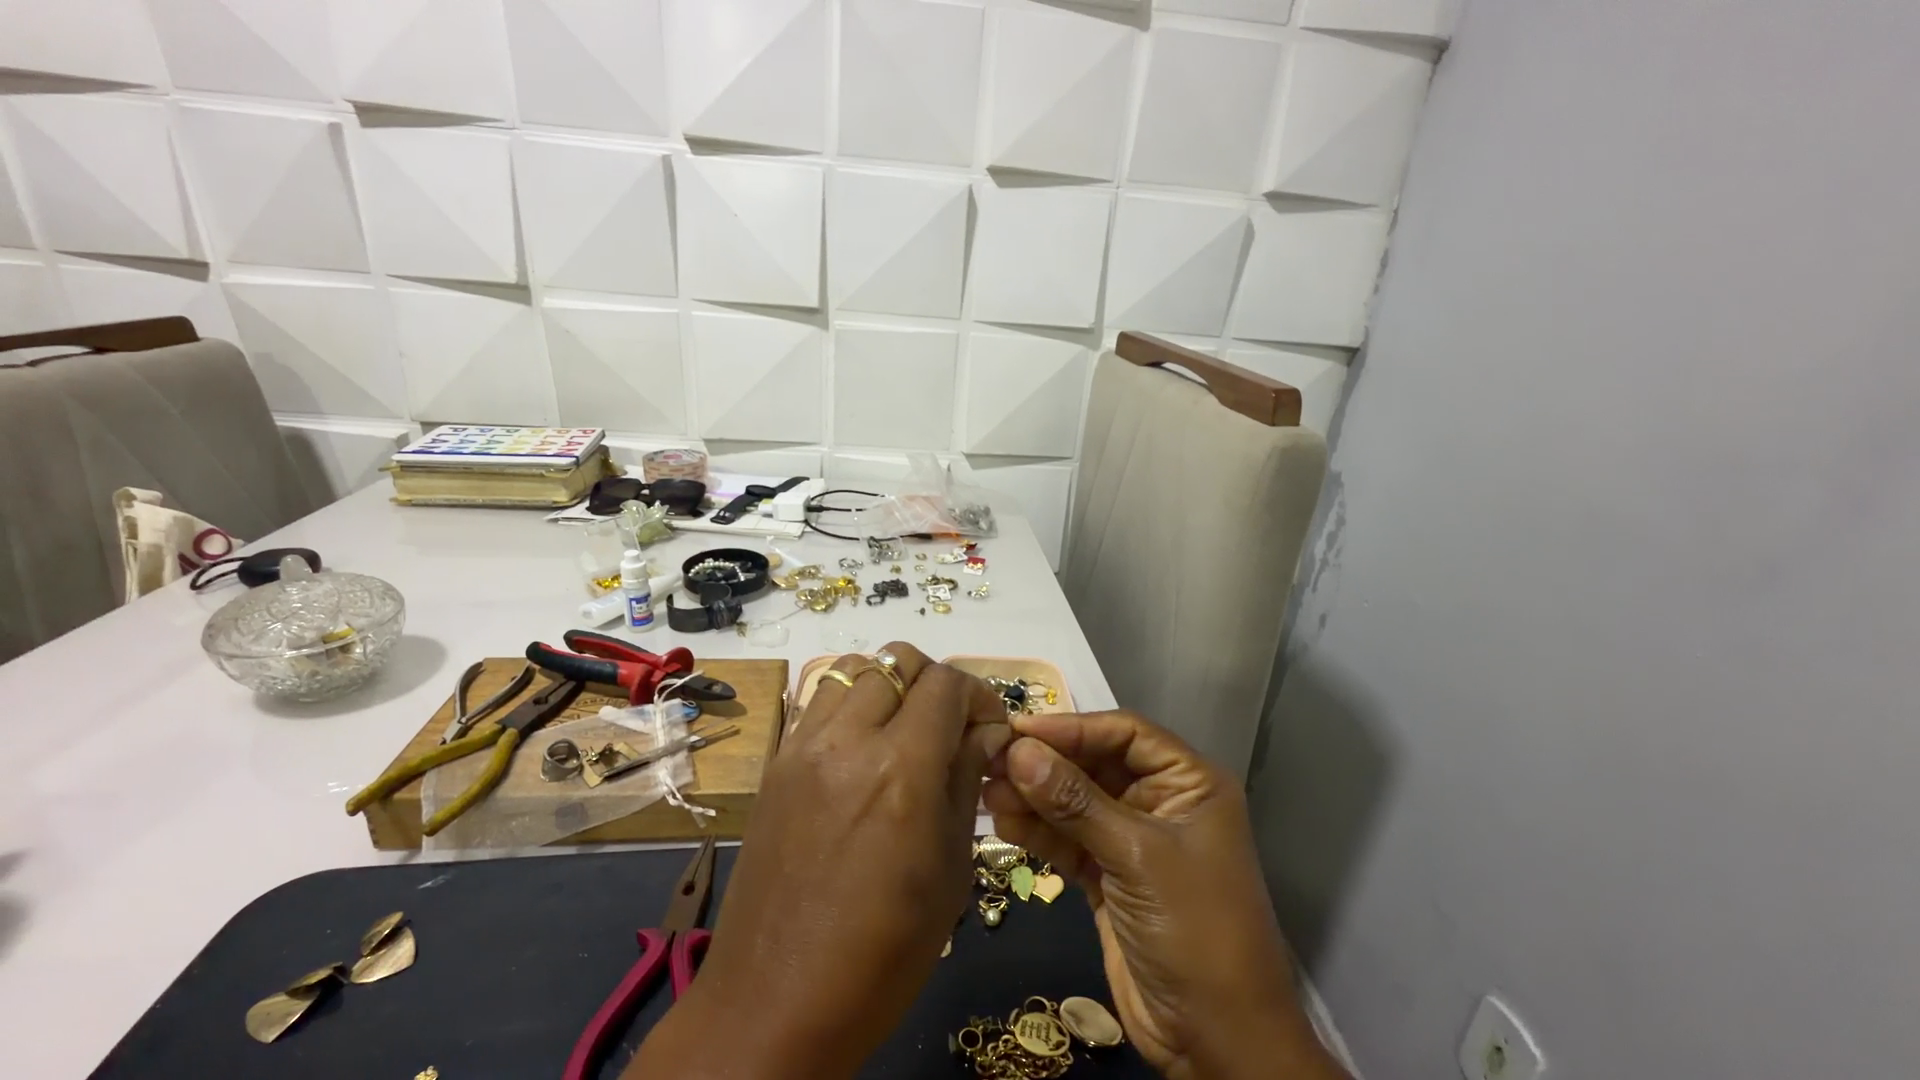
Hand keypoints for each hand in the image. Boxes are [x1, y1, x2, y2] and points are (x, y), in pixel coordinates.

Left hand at [628, 644, 1008, 1079]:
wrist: (776, 999)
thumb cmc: (885, 952)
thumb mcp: (951, 871)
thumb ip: (967, 783)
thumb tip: (987, 734)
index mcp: (902, 769)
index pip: (948, 684)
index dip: (980, 697)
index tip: (991, 731)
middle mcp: (848, 740)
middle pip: (898, 660)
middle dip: (937, 683)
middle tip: (952, 729)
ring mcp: (802, 748)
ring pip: (852, 670)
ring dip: (890, 686)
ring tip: (906, 733)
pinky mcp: (775, 765)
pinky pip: (818, 704)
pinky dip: (850, 706)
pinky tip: (863, 753)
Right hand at [983, 710, 1348, 1079]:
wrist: (1215, 1035)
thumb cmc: (1194, 927)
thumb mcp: (1137, 855)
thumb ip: (1075, 801)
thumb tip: (1018, 750)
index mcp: (1189, 783)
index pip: (1125, 734)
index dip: (1072, 727)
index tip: (1017, 726)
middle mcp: (1162, 803)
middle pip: (1096, 765)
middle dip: (1046, 762)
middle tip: (990, 757)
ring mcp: (1133, 843)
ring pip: (1076, 804)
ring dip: (1033, 796)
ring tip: (984, 788)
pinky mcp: (1108, 879)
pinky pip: (1068, 842)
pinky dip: (1037, 831)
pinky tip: (1001, 819)